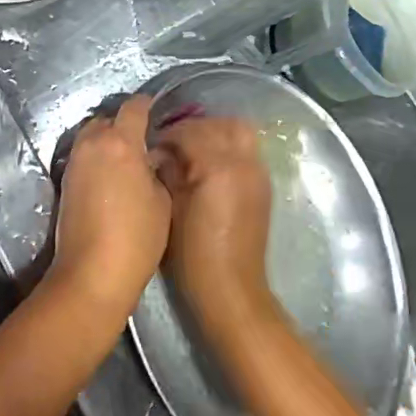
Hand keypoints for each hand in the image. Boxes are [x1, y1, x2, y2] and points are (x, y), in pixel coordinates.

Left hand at [48, 96, 170, 316]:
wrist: (92, 275)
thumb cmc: (136, 237)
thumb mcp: (161, 200)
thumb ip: (155, 169)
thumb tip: (149, 158)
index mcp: (121, 143)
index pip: (134, 108)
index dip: (147, 105)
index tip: (156, 108)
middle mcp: (93, 145)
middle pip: (107, 119)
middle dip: (124, 123)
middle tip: (143, 138)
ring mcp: (75, 163)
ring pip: (91, 136)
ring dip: (107, 139)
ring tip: (126, 157)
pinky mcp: (64, 182)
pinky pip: (83, 156)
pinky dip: (96, 157)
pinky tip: (111, 176)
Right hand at [154, 115, 277, 329]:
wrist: (232, 290)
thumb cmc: (193, 255)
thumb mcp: (171, 210)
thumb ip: (168, 173)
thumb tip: (161, 154)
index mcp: (218, 166)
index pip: (191, 132)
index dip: (168, 135)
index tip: (153, 146)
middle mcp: (243, 161)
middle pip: (220, 124)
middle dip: (194, 128)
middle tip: (173, 145)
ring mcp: (257, 172)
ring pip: (239, 131)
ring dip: (215, 133)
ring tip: (193, 151)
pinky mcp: (263, 184)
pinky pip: (247, 149)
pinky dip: (229, 146)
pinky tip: (210, 165)